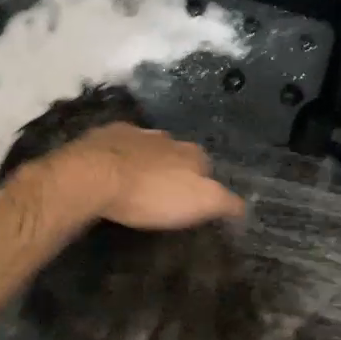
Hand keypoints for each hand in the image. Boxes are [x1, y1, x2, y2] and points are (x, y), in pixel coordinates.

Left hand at [14, 122, 244, 232]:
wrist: (94, 176)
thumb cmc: (151, 194)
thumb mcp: (200, 203)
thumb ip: (225, 202)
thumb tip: (246, 205)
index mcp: (192, 153)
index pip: (207, 167)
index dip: (202, 184)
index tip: (193, 202)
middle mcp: (169, 138)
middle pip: (178, 154)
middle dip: (174, 169)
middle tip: (164, 193)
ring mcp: (136, 133)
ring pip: (149, 147)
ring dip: (148, 161)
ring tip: (137, 182)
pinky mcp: (106, 135)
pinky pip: (120, 144)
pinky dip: (120, 155)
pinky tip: (112, 170)